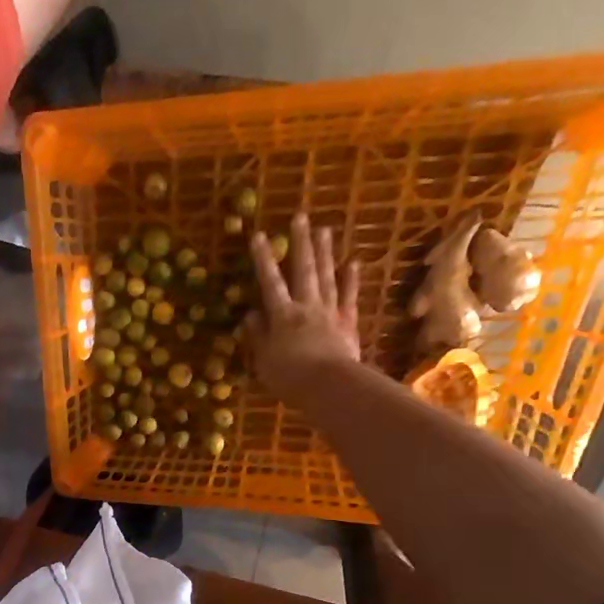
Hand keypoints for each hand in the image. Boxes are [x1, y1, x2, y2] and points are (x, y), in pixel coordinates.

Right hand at [245, 213, 361, 401]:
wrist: (329, 386)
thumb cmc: (290, 377)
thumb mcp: (263, 360)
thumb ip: (257, 335)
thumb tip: (249, 314)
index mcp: (282, 316)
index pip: (270, 282)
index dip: (263, 259)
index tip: (259, 235)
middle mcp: (306, 306)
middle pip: (303, 270)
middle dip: (300, 243)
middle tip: (301, 217)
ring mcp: (329, 312)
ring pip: (326, 277)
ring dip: (325, 252)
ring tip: (324, 229)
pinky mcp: (348, 324)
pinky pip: (349, 298)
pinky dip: (351, 280)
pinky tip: (353, 263)